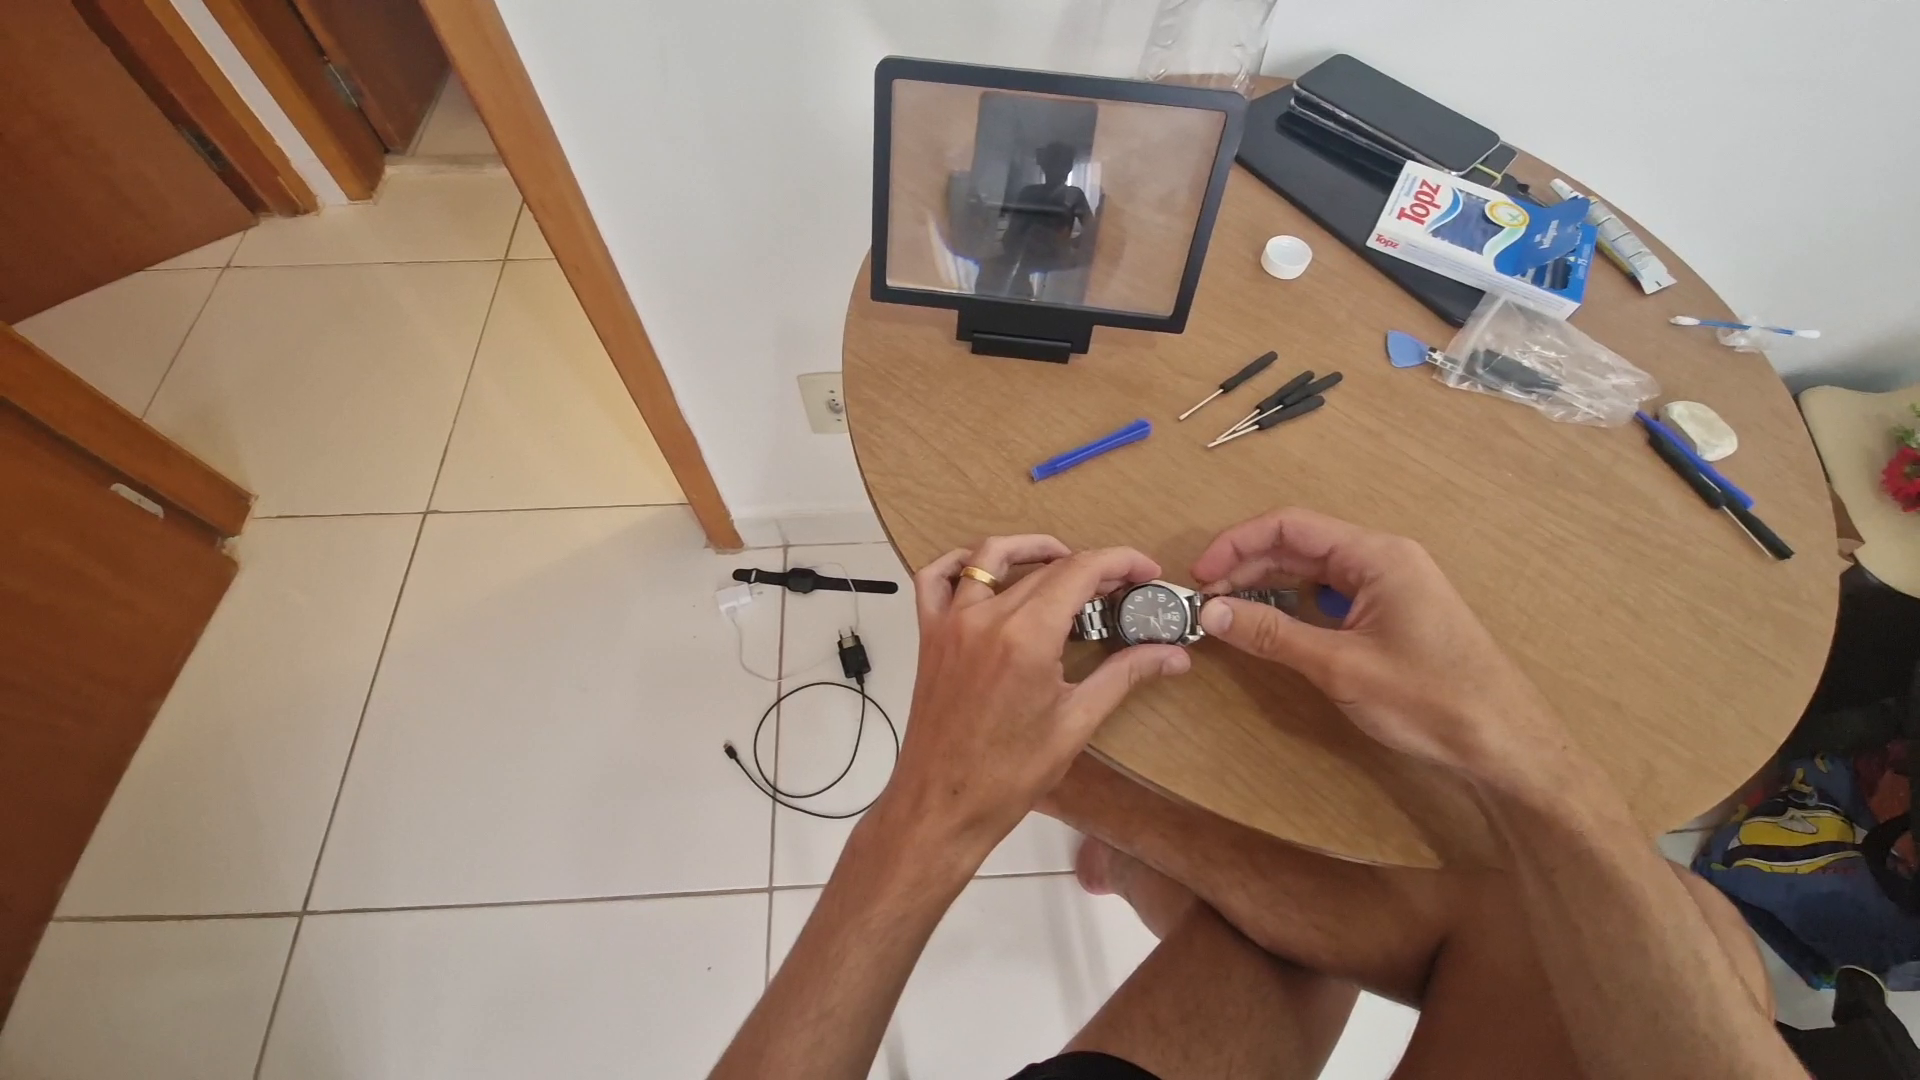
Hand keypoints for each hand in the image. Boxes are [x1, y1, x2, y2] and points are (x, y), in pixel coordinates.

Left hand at [884, 536, 1190, 855]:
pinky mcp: (930, 635)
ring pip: (990, 556)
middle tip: (1119, 588)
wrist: (943, 804)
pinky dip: (960, 562)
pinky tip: (986, 571)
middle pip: (1046, 566)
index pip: (1081, 570)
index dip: (1120, 562)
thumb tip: (1172, 655)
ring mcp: (951, 622)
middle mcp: (985, 618)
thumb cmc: (1008, 775)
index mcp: (1026, 637)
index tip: (1145, 571)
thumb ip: (1124, 675)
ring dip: (1031, 549)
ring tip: (1063, 562)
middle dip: (1090, 567)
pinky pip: (935, 578)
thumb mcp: (1075, 723)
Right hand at [1191, 508, 1566, 785]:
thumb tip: (1211, 612)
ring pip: (1309, 569)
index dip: (1236, 544)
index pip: (1289, 526)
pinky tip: (1269, 623)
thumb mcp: (1340, 666)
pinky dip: (1290, 602)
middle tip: (1205, 600)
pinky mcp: (1389, 610)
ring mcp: (1388, 584)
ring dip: (1264, 585)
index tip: (1200, 575)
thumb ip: (1271, 634)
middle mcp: (1381, 558)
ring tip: (1226, 611)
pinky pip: (1327, 592)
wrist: (1507, 745)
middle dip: (1245, 567)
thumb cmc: (1430, 700)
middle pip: (1297, 545)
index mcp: (1376, 555)